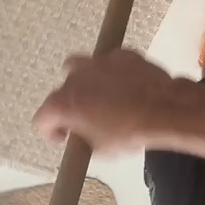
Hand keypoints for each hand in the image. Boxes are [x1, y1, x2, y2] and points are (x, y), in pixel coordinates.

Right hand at [33, 49, 189, 151]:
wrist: (162, 108)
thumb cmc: (129, 132)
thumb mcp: (99, 149)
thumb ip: (81, 140)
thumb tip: (82, 137)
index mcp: (62, 104)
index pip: (42, 119)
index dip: (51, 131)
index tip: (65, 137)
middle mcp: (74, 78)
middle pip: (62, 91)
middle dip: (70, 105)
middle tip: (86, 118)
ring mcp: (98, 62)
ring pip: (80, 67)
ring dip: (85, 82)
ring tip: (100, 96)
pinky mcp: (120, 54)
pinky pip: (108, 62)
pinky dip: (112, 72)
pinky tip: (124, 85)